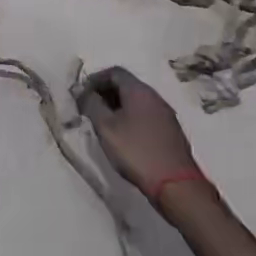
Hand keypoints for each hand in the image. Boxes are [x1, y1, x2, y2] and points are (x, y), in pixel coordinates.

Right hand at [75, 67, 199, 202]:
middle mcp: (154, 96)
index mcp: (139, 90)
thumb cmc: (136, 150)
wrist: (174, 182)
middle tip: (89, 108)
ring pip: (136, 100)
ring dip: (117, 106)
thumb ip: (91, 105)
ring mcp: (165, 113)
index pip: (114, 72)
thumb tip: (81, 91)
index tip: (81, 94)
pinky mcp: (169, 130)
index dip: (95, 79)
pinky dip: (129, 117)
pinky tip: (122, 135)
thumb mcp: (106, 127)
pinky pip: (145, 114)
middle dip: (105, 92)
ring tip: (102, 122)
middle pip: (126, 84)